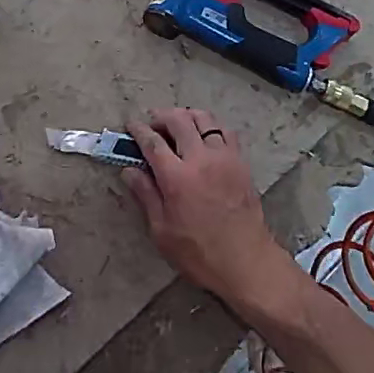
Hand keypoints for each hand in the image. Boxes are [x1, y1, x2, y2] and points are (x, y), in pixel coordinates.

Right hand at [123, 108, 294, 310]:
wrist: (244, 257)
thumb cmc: (198, 252)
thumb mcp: (162, 231)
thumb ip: (146, 195)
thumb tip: (129, 170)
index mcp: (177, 178)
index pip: (153, 143)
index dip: (139, 131)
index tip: (131, 124)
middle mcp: (201, 159)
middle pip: (179, 121)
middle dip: (162, 116)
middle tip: (152, 122)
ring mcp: (224, 156)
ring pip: (205, 119)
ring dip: (187, 115)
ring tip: (177, 122)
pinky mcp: (240, 159)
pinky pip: (224, 131)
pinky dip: (211, 125)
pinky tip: (204, 133)